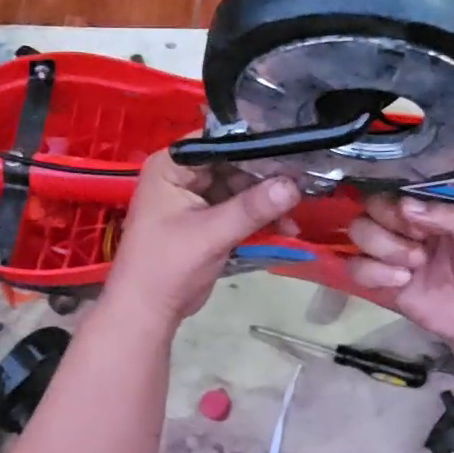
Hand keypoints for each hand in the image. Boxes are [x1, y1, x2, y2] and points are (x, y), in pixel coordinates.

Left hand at [107, 150, 301, 322]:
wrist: (147, 311)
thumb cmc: (167, 266)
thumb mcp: (211, 234)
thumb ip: (251, 208)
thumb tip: (293, 185)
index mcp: (172, 166)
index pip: (218, 141)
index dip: (254, 142)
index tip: (292, 147)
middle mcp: (184, 175)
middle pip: (234, 162)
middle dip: (267, 175)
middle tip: (305, 180)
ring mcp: (196, 198)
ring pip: (241, 187)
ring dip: (268, 199)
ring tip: (299, 208)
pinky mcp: (208, 220)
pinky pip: (240, 209)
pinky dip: (260, 217)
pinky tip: (287, 227)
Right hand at [345, 194, 453, 349]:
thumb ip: (453, 215)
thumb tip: (407, 207)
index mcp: (435, 206)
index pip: (400, 186)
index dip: (401, 199)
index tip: (418, 218)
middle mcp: (410, 223)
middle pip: (372, 205)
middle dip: (390, 222)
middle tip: (418, 239)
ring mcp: (394, 251)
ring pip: (360, 231)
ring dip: (383, 246)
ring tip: (415, 263)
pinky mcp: (384, 281)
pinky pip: (356, 267)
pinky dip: (374, 272)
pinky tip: (402, 281)